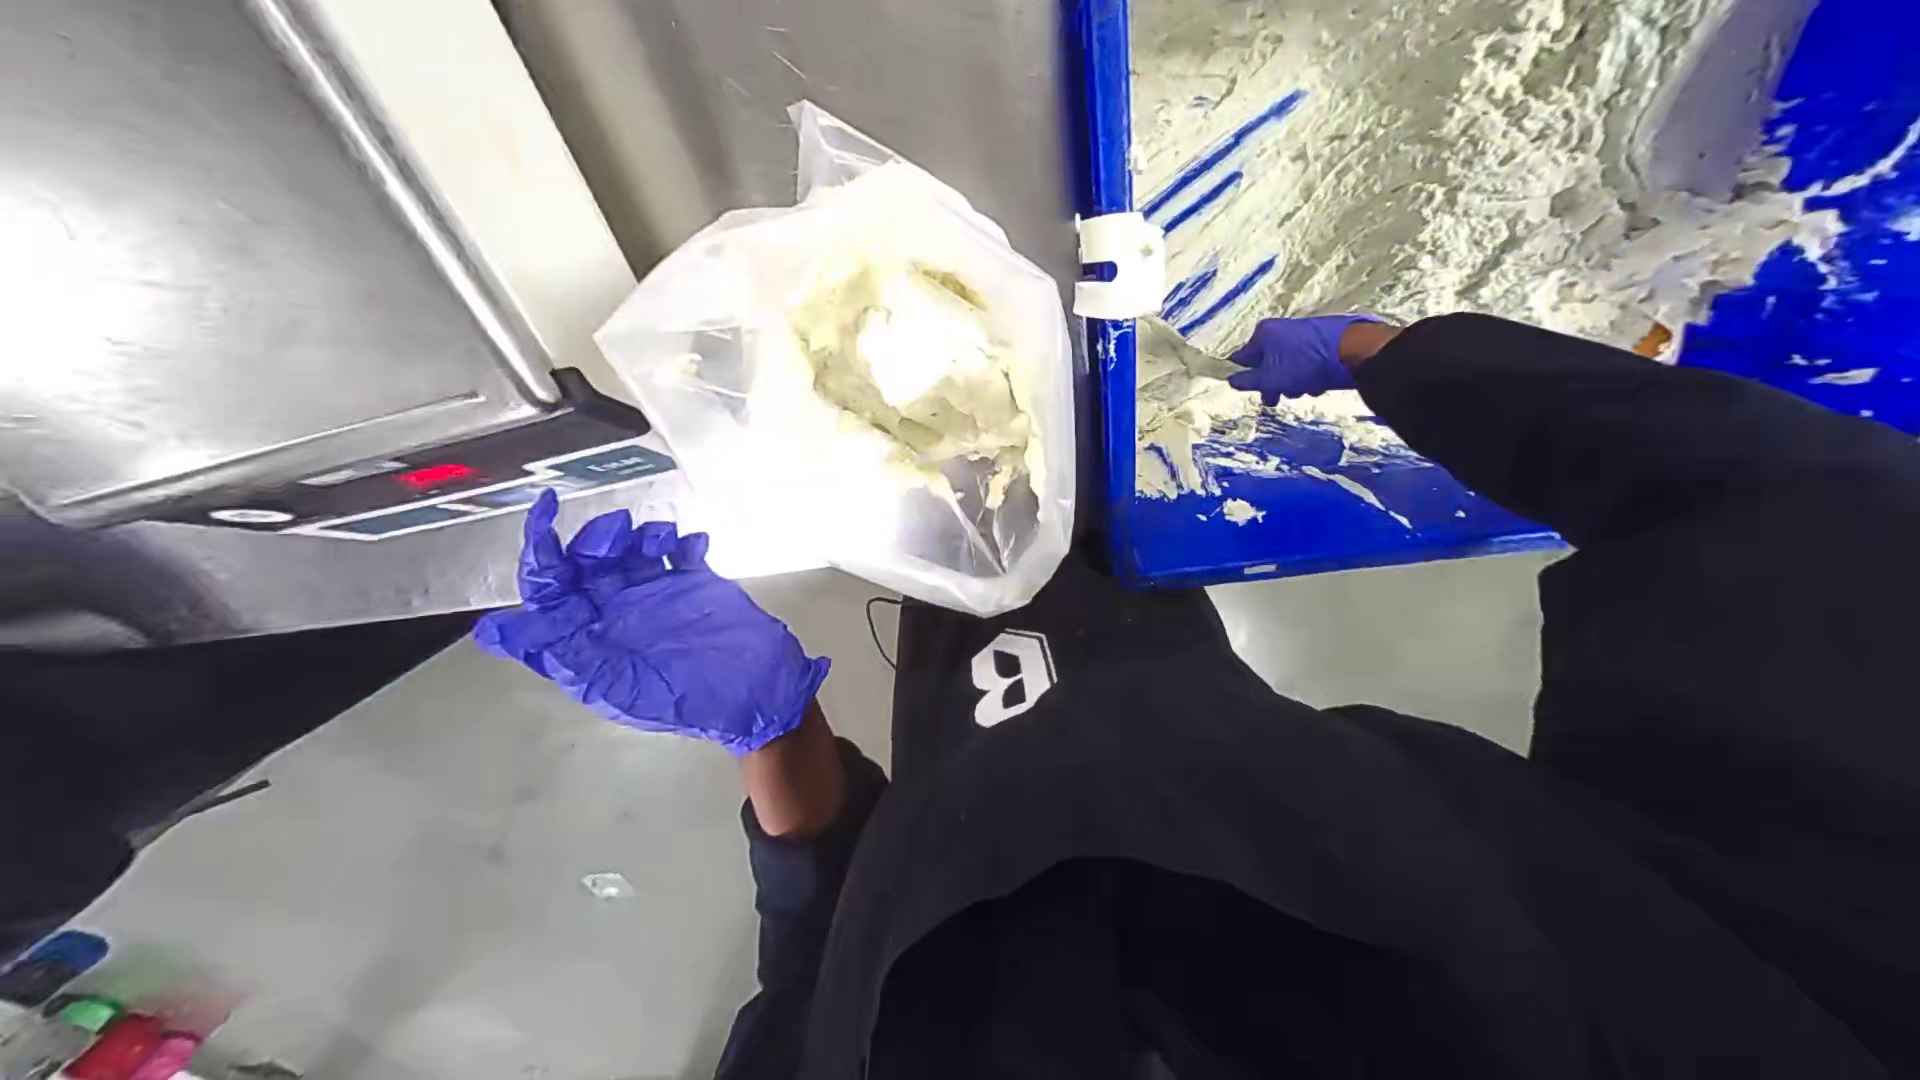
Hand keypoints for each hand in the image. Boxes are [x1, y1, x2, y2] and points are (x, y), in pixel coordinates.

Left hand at [473, 490, 829, 754]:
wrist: (761, 692)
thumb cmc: (693, 697)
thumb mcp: (622, 686)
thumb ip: (566, 654)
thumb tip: (494, 630)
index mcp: (591, 639)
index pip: (550, 591)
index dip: (540, 551)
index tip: (546, 512)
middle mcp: (618, 613)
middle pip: (589, 562)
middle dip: (596, 539)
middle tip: (619, 533)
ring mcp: (658, 595)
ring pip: (632, 550)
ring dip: (639, 535)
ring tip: (662, 541)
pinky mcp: (697, 583)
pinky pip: (680, 551)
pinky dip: (683, 541)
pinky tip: (696, 546)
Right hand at [1226, 315, 1380, 404]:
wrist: (1354, 350)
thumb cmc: (1304, 365)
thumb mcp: (1269, 379)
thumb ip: (1246, 381)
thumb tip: (1231, 380)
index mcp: (1264, 333)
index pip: (1242, 357)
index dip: (1244, 377)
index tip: (1253, 391)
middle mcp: (1282, 328)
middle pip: (1267, 362)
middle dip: (1272, 383)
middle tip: (1277, 399)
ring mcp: (1304, 332)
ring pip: (1287, 364)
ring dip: (1292, 381)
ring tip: (1304, 390)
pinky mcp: (1323, 339)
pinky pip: (1307, 360)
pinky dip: (1309, 373)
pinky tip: (1318, 383)